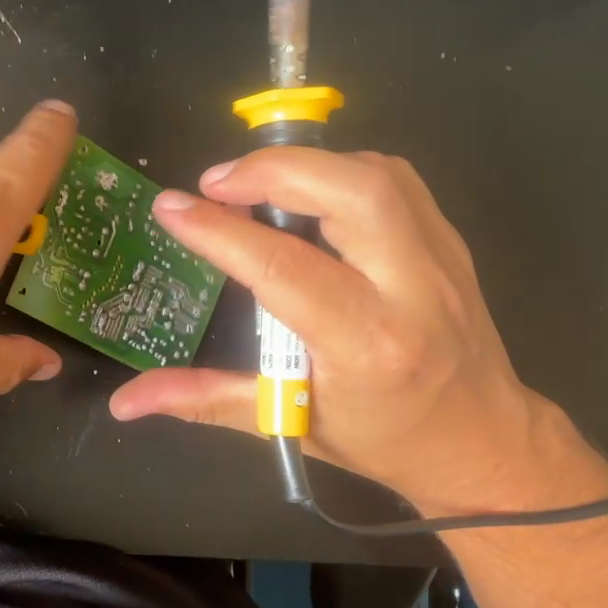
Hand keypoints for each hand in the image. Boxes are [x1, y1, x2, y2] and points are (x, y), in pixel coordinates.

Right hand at [109, 147, 567, 516]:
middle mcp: (412, 291)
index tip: (170, 207)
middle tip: (215, 182)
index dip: (220, 231)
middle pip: (355, 194)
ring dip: (307, 165)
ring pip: (380, 175)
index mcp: (366, 344)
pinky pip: (395, 181)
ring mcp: (441, 259)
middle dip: (275, 171)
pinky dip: (338, 171)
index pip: (284, 268)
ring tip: (251, 184)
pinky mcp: (450, 242)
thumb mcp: (286, 421)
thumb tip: (125, 402)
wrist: (482, 443)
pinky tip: (303, 191)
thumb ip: (201, 400)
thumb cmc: (378, 438)